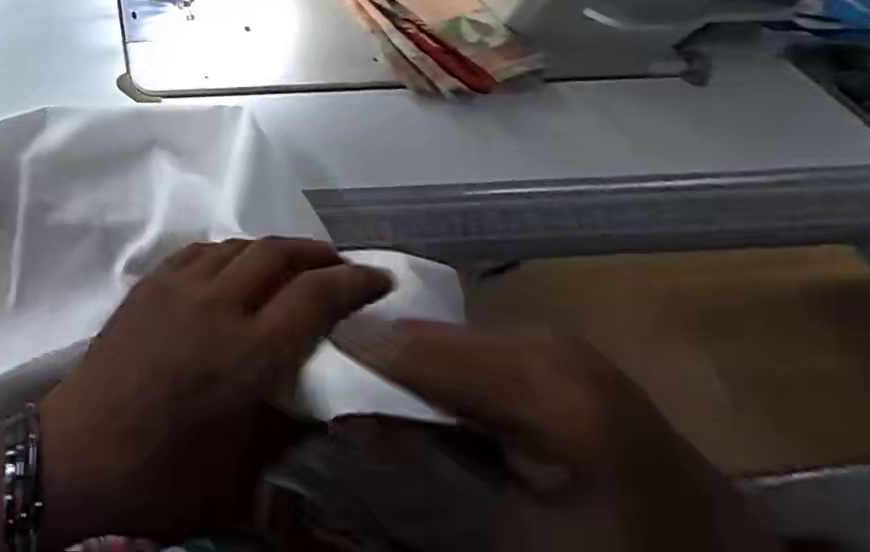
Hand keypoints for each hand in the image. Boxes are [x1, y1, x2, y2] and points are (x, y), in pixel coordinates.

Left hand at [35, 237, 393, 544]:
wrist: (80, 450)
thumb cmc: (164, 473)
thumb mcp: (243, 472)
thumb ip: (290, 429)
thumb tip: (326, 403)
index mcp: (248, 354)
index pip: (315, 296)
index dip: (354, 281)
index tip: (378, 278)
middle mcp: (217, 305)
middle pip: (279, 254)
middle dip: (319, 253)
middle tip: (341, 263)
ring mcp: (179, 287)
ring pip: (239, 246)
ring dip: (274, 249)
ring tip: (293, 263)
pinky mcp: (151, 283)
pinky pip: (201, 250)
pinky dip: (230, 252)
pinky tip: (235, 266)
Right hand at [333, 322, 779, 551]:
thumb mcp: (520, 538)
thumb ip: (432, 467)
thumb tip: (349, 418)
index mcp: (548, 388)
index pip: (424, 350)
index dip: (359, 349)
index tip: (304, 349)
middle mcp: (551, 347)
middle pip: (435, 337)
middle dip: (378, 351)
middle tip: (325, 367)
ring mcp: (561, 348)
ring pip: (454, 338)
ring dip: (406, 358)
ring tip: (359, 376)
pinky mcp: (565, 359)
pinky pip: (481, 350)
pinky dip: (442, 366)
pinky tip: (420, 389)